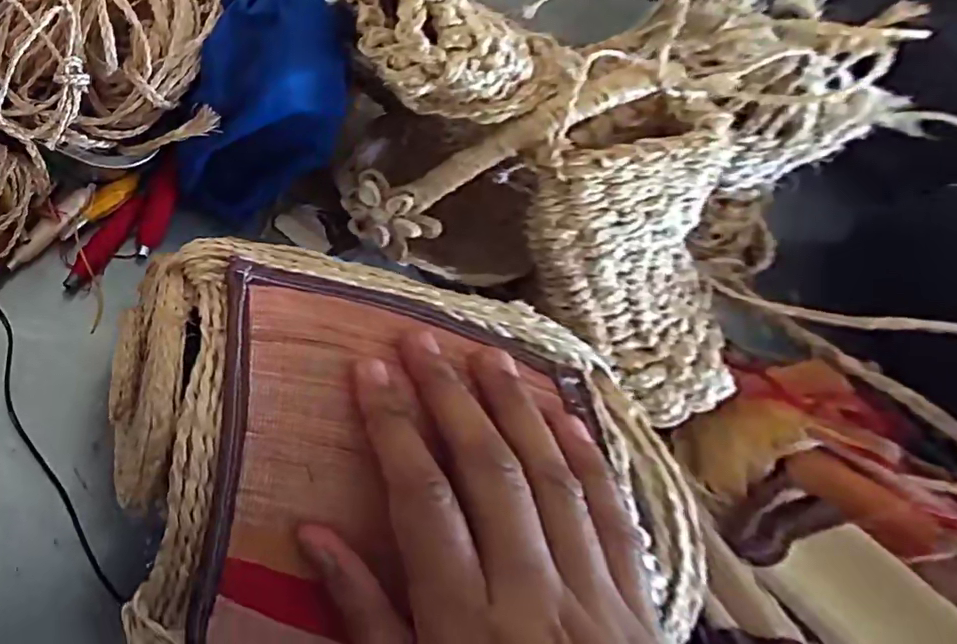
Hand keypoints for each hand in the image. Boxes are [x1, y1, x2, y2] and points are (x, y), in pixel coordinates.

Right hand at [296, 332, 659, 643]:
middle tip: (419, 340)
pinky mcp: (646, 615)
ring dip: (517, 409)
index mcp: (468, 619)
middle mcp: (536, 599)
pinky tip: (565, 416)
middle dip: (450, 395)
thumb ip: (363, 612)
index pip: (423, 495)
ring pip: (556, 483)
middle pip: (490, 471)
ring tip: (486, 354)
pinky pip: (619, 523)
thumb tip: (310, 532)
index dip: (392, 423)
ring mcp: (601, 605)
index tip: (367, 368)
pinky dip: (591, 462)